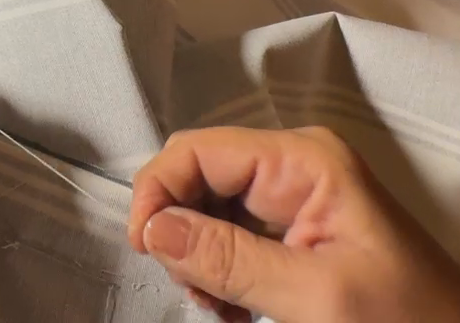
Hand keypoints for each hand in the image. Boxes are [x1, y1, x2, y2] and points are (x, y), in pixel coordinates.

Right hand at [129, 126, 459, 322]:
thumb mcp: (316, 300)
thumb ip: (228, 259)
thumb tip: (150, 228)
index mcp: (300, 159)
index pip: (199, 151)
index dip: (159, 190)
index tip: (143, 247)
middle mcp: (292, 164)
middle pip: (201, 176)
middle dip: (180, 229)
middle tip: (187, 291)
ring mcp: (296, 196)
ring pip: (211, 208)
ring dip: (198, 256)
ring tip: (213, 309)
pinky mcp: (299, 230)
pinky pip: (235, 235)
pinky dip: (221, 271)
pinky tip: (230, 308)